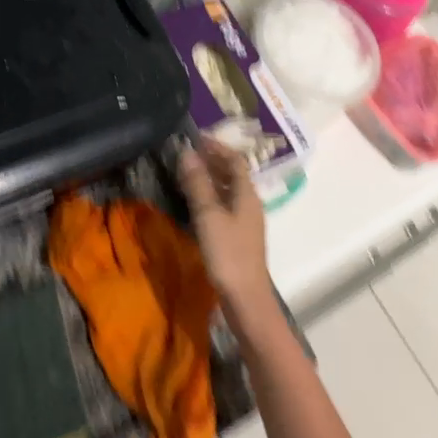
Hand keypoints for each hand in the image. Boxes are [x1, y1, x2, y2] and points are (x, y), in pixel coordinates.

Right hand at [177, 140, 272, 309]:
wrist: (246, 298)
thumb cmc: (228, 253)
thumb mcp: (209, 216)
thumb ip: (198, 184)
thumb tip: (187, 152)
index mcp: (247, 195)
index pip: (235, 160)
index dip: (217, 147)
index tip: (196, 139)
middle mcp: (250, 204)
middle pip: (234, 174)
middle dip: (213, 161)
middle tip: (188, 155)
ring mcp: (246, 223)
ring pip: (229, 192)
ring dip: (211, 179)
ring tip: (188, 175)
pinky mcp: (238, 238)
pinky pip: (225, 207)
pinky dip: (211, 198)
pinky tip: (196, 206)